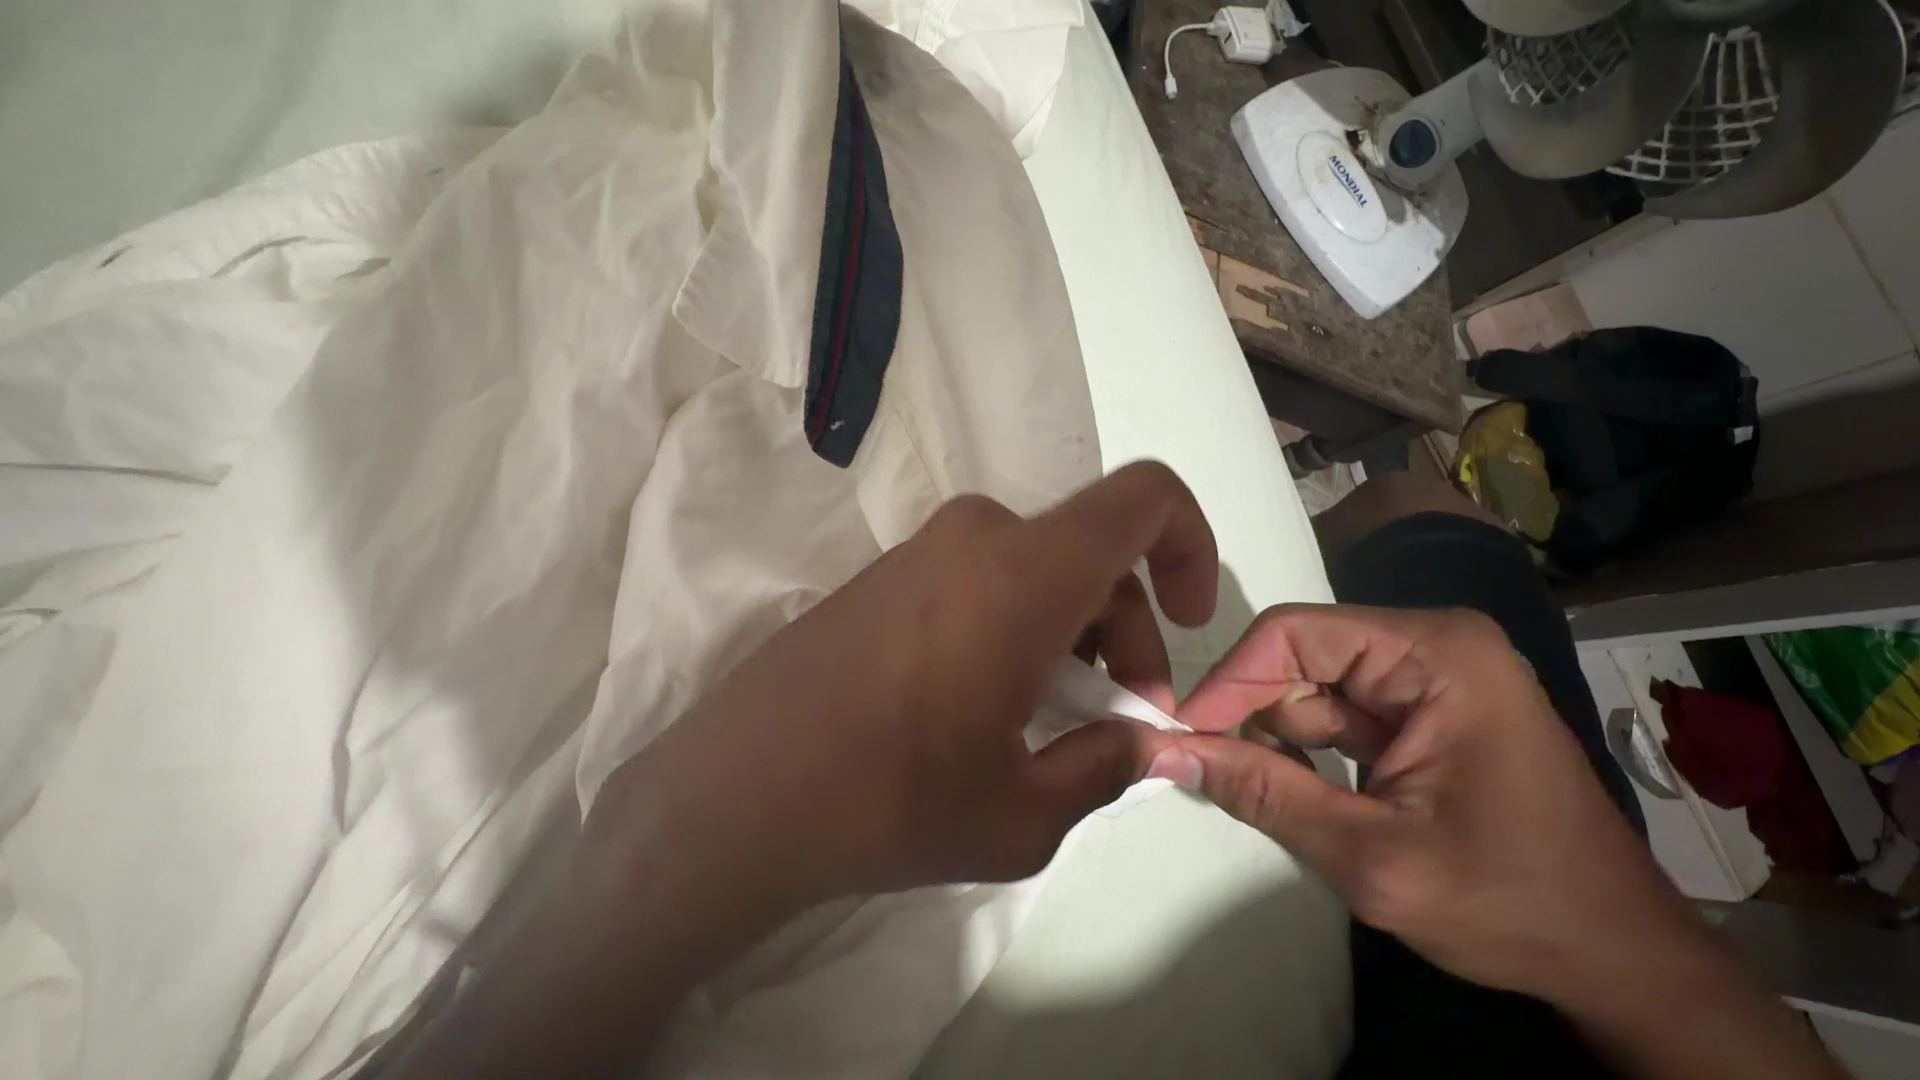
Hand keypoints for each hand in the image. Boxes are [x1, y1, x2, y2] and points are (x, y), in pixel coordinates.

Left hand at [589, 461, 1217, 908]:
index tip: (1187, 621)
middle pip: (1092, 553)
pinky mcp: (879, 581)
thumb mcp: (1023, 814)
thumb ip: (1104, 767)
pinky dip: (1013, 630)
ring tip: (1049, 730)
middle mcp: (973, 538)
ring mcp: (917, 554)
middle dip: (1125, 632)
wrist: (733, 796)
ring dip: (1068, 637)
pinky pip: (979, 582)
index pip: (1144, 499)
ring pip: (1035, 571)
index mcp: (1024, 573)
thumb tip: (1142, 742)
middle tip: (1115, 725)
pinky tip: (986, 712)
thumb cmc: (890, 802)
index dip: (1192, 546)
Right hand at [1147, 604, 1696, 1002]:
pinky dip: (1304, 748)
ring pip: (1313, 685)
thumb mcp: (1371, 857)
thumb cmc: (1509, 905)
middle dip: (1248, 710)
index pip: (1294, 633)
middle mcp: (1434, 645)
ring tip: (1245, 786)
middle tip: (1196, 764)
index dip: (1228, 679)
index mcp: (1437, 654)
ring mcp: (1433, 677)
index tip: (1178, 734)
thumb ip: (1263, 794)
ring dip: (1274, 735)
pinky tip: (1286, 785)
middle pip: (1302, 655)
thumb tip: (1166, 750)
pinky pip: (1340, 711)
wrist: (1618, 960)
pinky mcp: (1427, 711)